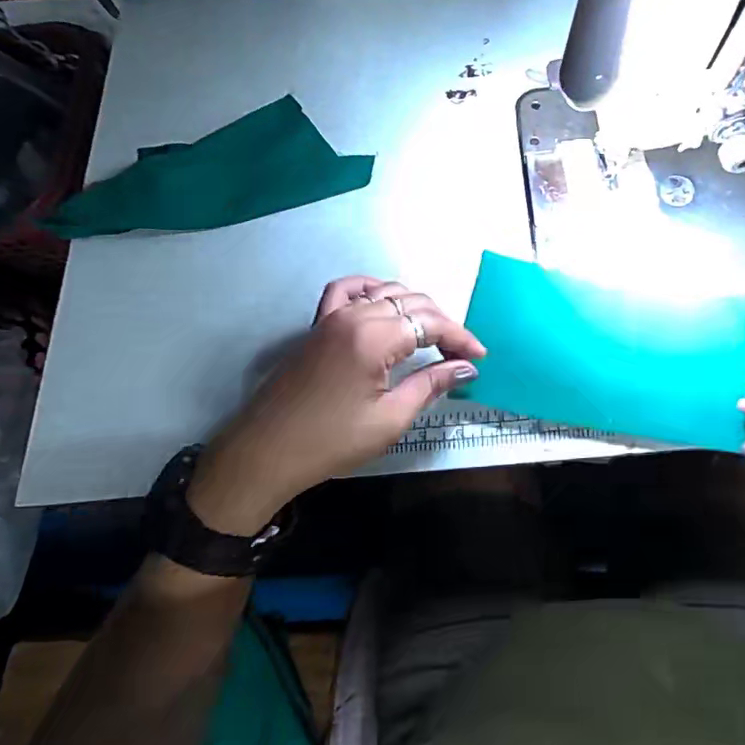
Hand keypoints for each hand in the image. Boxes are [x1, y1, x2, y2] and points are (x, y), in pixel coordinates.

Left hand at [186, 276, 485, 533]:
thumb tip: (466, 368)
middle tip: (461, 353)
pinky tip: (385, 303)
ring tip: (433, 335)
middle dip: (443, 324)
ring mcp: (332, 316)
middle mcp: (354, 316)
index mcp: (373, 338)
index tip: (479, 358)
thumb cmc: (332, 442)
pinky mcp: (318, 325)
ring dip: (415, 309)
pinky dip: (372, 290)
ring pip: (386, 292)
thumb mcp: (391, 418)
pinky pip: (348, 290)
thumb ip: (431, 384)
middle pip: (413, 303)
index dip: (460, 338)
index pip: (430, 324)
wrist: (266, 453)